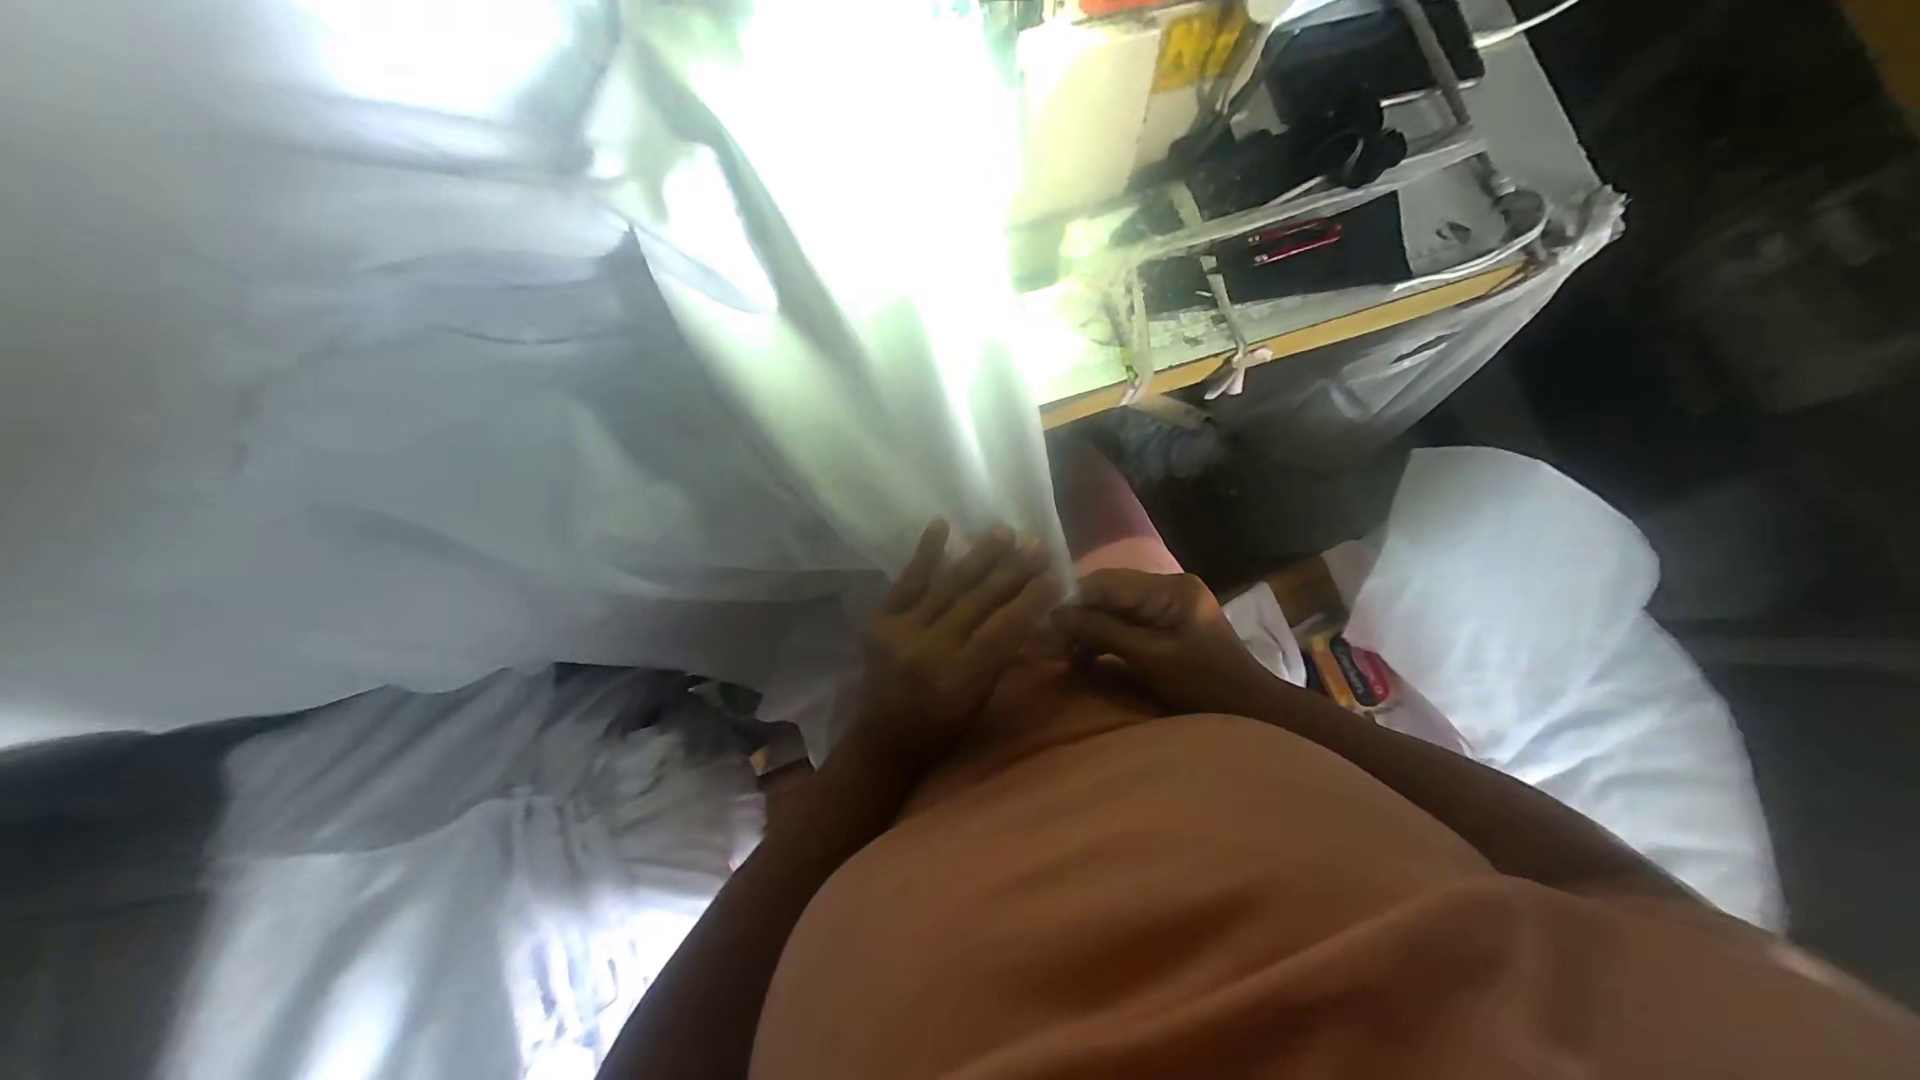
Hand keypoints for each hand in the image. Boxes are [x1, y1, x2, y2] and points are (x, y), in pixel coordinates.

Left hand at [846, 518, 1060, 776]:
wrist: (881, 741)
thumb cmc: (942, 729)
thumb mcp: (980, 700)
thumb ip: (1000, 657)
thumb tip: (1027, 614)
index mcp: (960, 676)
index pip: (1004, 628)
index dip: (1031, 599)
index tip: (1055, 574)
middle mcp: (930, 648)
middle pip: (979, 601)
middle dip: (1012, 570)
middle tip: (1035, 545)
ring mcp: (901, 631)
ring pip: (948, 585)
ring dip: (979, 556)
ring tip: (1004, 532)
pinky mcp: (880, 621)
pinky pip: (907, 582)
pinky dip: (925, 552)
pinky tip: (941, 525)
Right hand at [1050, 568, 1271, 714]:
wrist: (1251, 710)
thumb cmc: (1204, 684)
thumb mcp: (1149, 658)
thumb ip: (1102, 632)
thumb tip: (1054, 615)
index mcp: (1170, 588)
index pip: (1108, 582)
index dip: (1072, 598)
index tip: (1042, 619)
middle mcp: (1168, 586)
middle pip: (1109, 593)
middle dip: (1078, 615)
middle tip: (1048, 640)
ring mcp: (1167, 604)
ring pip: (1113, 608)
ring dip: (1088, 629)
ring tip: (1063, 653)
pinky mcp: (1165, 623)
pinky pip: (1125, 623)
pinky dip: (1104, 638)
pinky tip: (1083, 657)